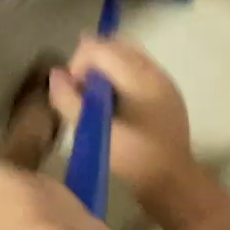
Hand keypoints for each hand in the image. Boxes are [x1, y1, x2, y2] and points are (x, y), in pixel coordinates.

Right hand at [49, 36, 199, 212]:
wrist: (174, 183)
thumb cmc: (134, 159)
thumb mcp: (95, 131)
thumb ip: (70, 101)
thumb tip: (55, 74)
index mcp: (139, 77)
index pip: (99, 48)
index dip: (77, 64)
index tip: (72, 92)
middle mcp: (153, 71)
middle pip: (113, 45)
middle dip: (90, 63)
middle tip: (81, 94)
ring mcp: (162, 81)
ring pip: (125, 56)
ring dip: (103, 70)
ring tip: (95, 100)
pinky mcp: (164, 93)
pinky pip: (135, 70)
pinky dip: (118, 78)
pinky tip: (112, 105)